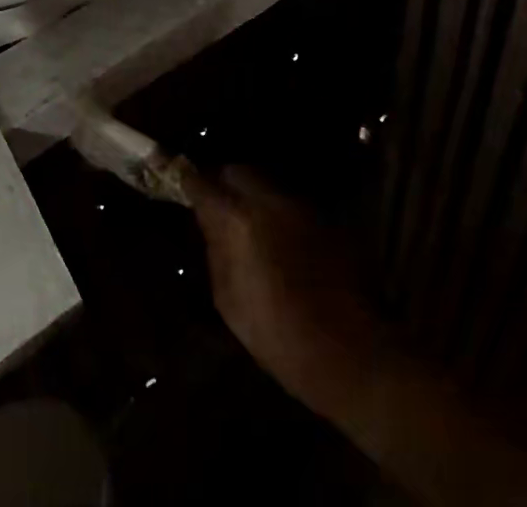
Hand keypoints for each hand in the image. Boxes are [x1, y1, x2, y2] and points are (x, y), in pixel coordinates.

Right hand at [182, 164, 381, 410]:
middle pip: (237, 170)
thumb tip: (208, 223)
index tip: (175, 183)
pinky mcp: (328, 224)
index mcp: (237, 219)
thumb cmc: (276, 334)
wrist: (351, 356)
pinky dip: (276, 213)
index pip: (200, 181)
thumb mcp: (226, 296)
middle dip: (221, 181)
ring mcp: (303, 210)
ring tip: (244, 222)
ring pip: (266, 185)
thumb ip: (214, 248)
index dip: (184, 180)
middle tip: (213, 204)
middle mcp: (270, 202)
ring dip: (251, 196)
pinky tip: (276, 240)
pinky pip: (290, 205)